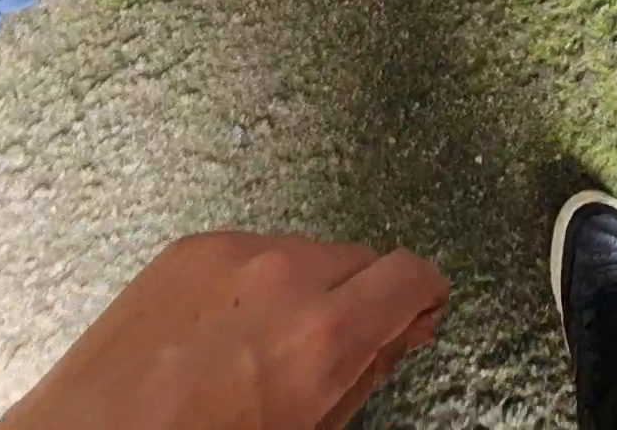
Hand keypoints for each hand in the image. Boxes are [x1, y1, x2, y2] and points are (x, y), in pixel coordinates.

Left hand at [0, 233, 447, 429]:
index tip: (417, 313)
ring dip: (307, 287)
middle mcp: (283, 272)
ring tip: (262, 343)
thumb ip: (365, 372)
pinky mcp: (193, 243)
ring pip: (308, 251)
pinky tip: (221, 328)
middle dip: (360, 298)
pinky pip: (255, 248)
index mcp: (318, 334)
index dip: (423, 294)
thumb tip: (405, 327)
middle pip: (361, 259)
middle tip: (330, 349)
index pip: (409, 274)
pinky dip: (258, 279)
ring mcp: (234, 249)